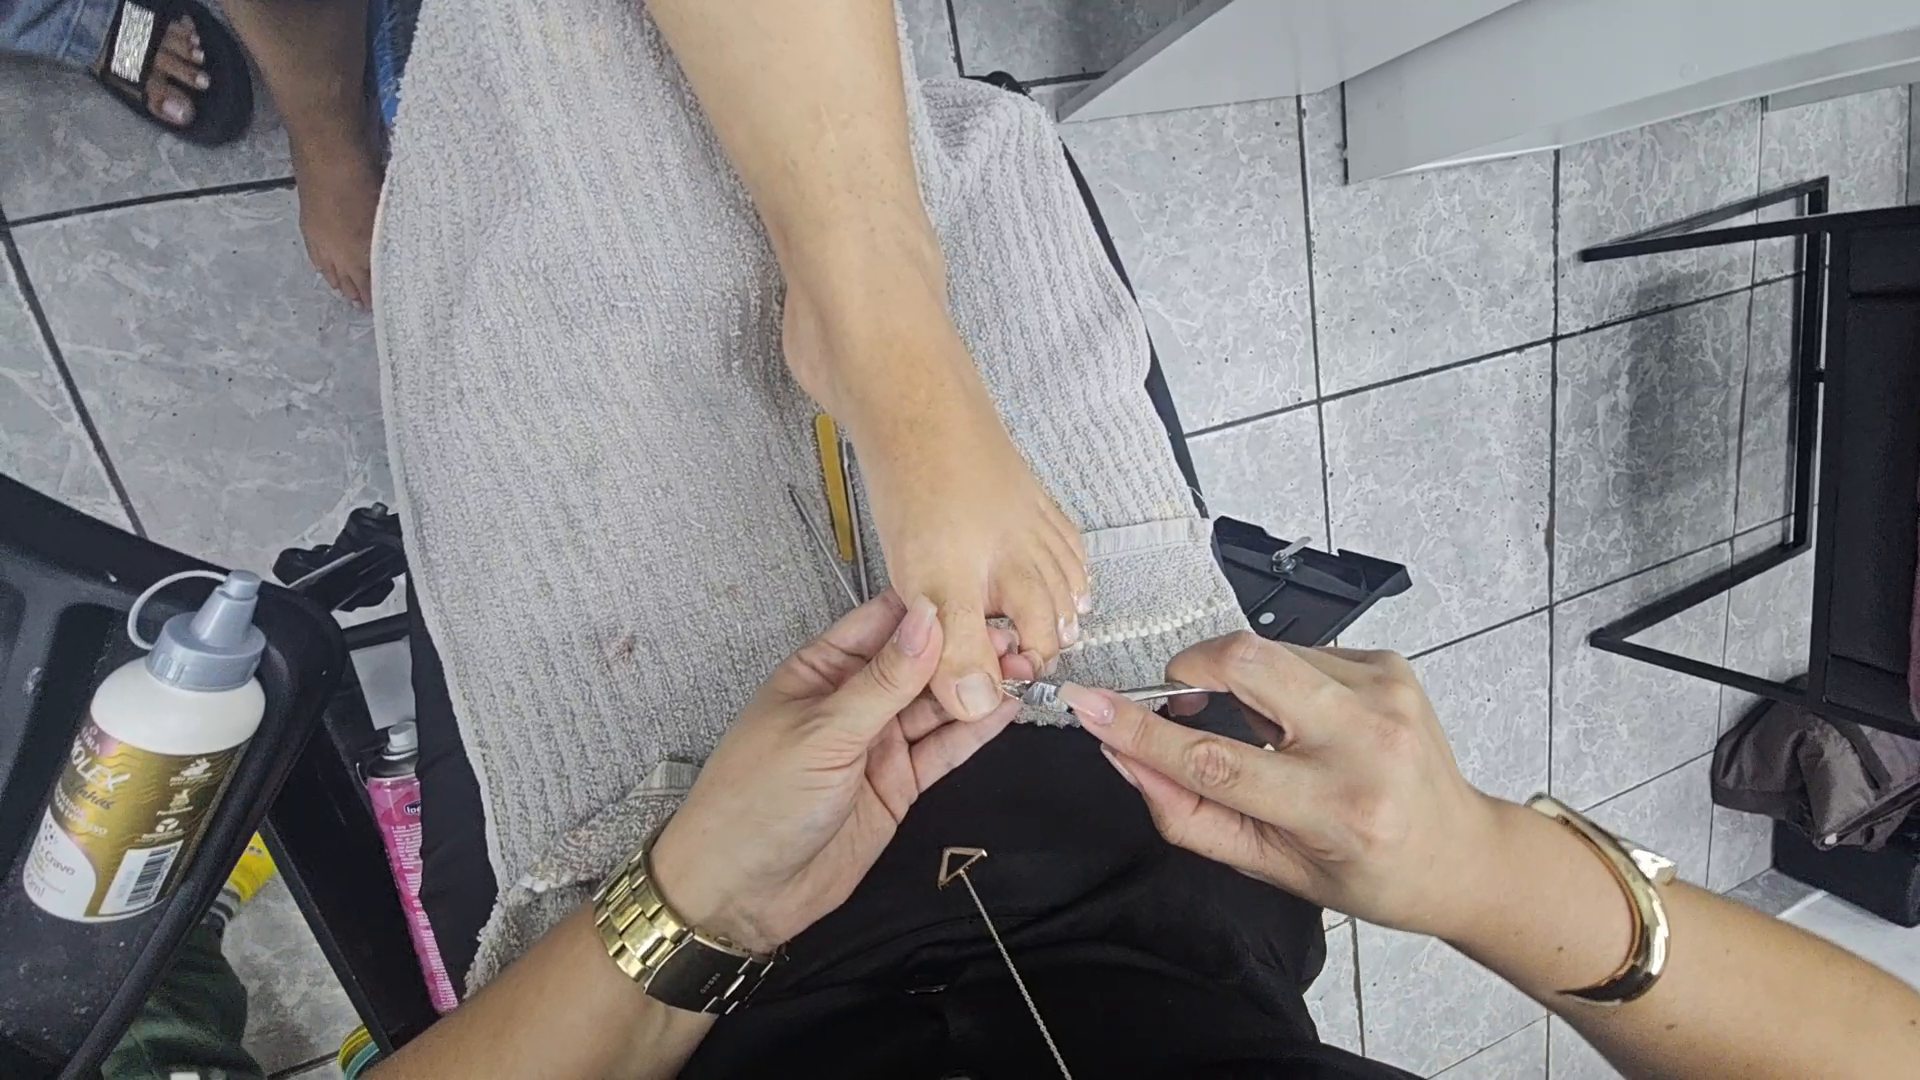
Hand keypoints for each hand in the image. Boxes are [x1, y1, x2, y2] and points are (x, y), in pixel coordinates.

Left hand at [648, 593, 1022, 954]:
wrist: (742, 895)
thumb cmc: (762, 796)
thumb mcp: (824, 731)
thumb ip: (883, 680)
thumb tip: (929, 618)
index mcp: (823, 668)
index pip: (883, 623)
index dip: (931, 607)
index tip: (981, 592)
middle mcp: (856, 697)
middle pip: (919, 664)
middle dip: (964, 649)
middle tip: (1018, 637)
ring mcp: (880, 740)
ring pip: (936, 704)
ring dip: (976, 687)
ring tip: (1027, 666)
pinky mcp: (899, 781)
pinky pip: (942, 748)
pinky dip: (974, 730)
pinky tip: (1006, 708)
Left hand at [783, 285, 1089, 723]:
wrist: (894, 367)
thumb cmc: (915, 466)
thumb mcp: (931, 575)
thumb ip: (956, 643)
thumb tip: (982, 706)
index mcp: (1017, 564)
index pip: (1043, 634)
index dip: (1024, 667)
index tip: (992, 690)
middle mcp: (1024, 534)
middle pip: (1053, 596)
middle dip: (1038, 634)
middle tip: (1013, 661)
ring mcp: (1008, 497)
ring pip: (1043, 557)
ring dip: (1040, 593)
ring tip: (1036, 620)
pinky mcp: (980, 470)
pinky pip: (1021, 519)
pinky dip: (1026, 545)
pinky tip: (1011, 546)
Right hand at [1058, 632, 1506, 938]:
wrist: (1464, 852)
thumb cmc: (1364, 871)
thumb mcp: (1268, 865)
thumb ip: (1186, 813)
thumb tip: (1123, 754)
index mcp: (1336, 810)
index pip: (1214, 761)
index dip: (1140, 730)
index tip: (1089, 704)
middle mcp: (1367, 742)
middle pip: (1245, 663)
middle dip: (1191, 669)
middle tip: (1185, 698)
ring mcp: (1384, 692)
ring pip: (1263, 648)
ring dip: (1238, 680)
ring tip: (1265, 725)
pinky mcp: (1387, 663)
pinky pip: (1296, 649)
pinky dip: (1277, 677)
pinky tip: (1303, 714)